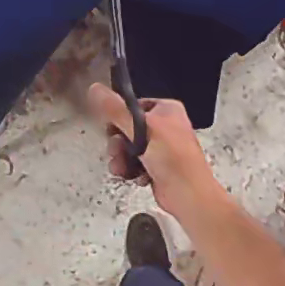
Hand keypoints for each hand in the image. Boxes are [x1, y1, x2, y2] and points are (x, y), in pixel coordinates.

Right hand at [87, 84, 230, 222]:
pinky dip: (131, 170)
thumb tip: (95, 89)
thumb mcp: (141, 129)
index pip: (133, 106)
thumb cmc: (173, 159)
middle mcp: (165, 126)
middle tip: (118, 151)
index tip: (111, 128)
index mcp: (167, 110)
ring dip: (122, 159)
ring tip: (124, 168)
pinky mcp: (157, 166)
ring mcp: (162, 147)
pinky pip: (134, 163)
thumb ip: (116, 110)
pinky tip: (133, 176)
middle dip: (119, 143)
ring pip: (128, 148)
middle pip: (127, 128)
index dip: (119, 117)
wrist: (189, 196)